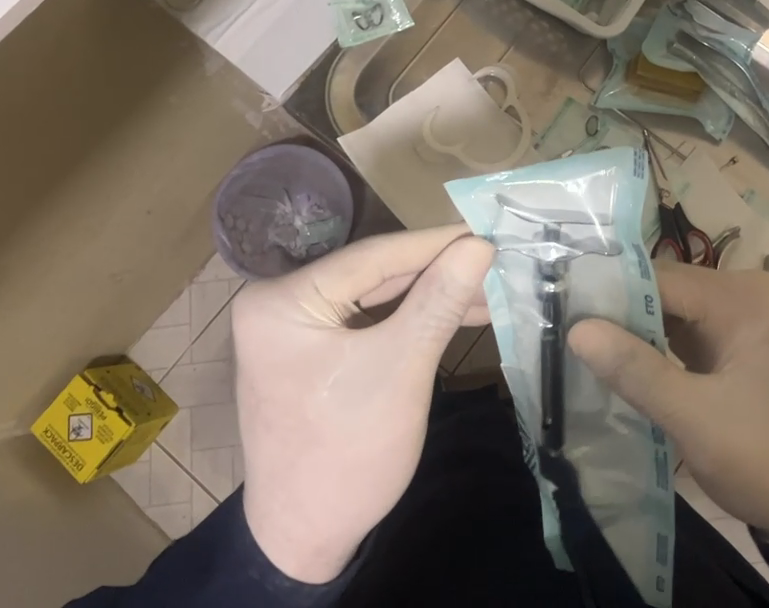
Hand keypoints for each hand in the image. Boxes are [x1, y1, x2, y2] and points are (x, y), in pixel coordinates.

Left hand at [233, 224, 494, 582]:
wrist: (306, 537)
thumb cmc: (348, 452)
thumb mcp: (400, 369)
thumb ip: (438, 301)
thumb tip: (478, 246)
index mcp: (282, 300)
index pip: (370, 257)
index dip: (432, 244)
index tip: (483, 231)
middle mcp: (278, 303)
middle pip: (371, 275)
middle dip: (434, 272)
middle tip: (491, 257)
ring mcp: (292, 328)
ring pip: (372, 298)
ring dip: (427, 297)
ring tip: (485, 287)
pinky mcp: (309, 351)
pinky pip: (365, 322)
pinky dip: (407, 320)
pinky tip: (453, 312)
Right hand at [568, 261, 768, 551]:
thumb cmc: (768, 463)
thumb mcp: (694, 420)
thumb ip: (634, 371)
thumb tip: (575, 329)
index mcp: (748, 300)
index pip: (661, 279)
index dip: (609, 294)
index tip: (562, 311)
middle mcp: (755, 291)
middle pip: (669, 289)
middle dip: (624, 313)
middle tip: (571, 332)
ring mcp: (756, 313)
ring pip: (679, 308)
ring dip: (641, 328)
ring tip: (591, 345)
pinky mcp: (752, 337)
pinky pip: (696, 326)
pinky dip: (664, 342)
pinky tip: (631, 359)